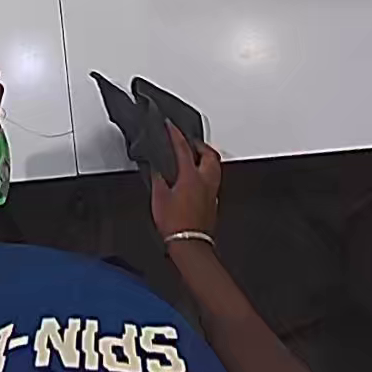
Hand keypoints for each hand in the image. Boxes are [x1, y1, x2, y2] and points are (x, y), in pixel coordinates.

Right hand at [150, 121, 221, 240]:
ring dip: (207, 157)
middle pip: (209, 154)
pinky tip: (200, 178)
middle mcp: (205, 181)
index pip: (184, 148)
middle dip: (200, 144)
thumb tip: (156, 169)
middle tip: (190, 141)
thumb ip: (157, 179)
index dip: (176, 134)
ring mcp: (212, 192)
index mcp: (191, 176)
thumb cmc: (176, 224)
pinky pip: (214, 181)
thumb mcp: (159, 197)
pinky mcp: (213, 203)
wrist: (190, 245)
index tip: (171, 126)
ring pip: (215, 167)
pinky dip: (207, 173)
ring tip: (197, 156)